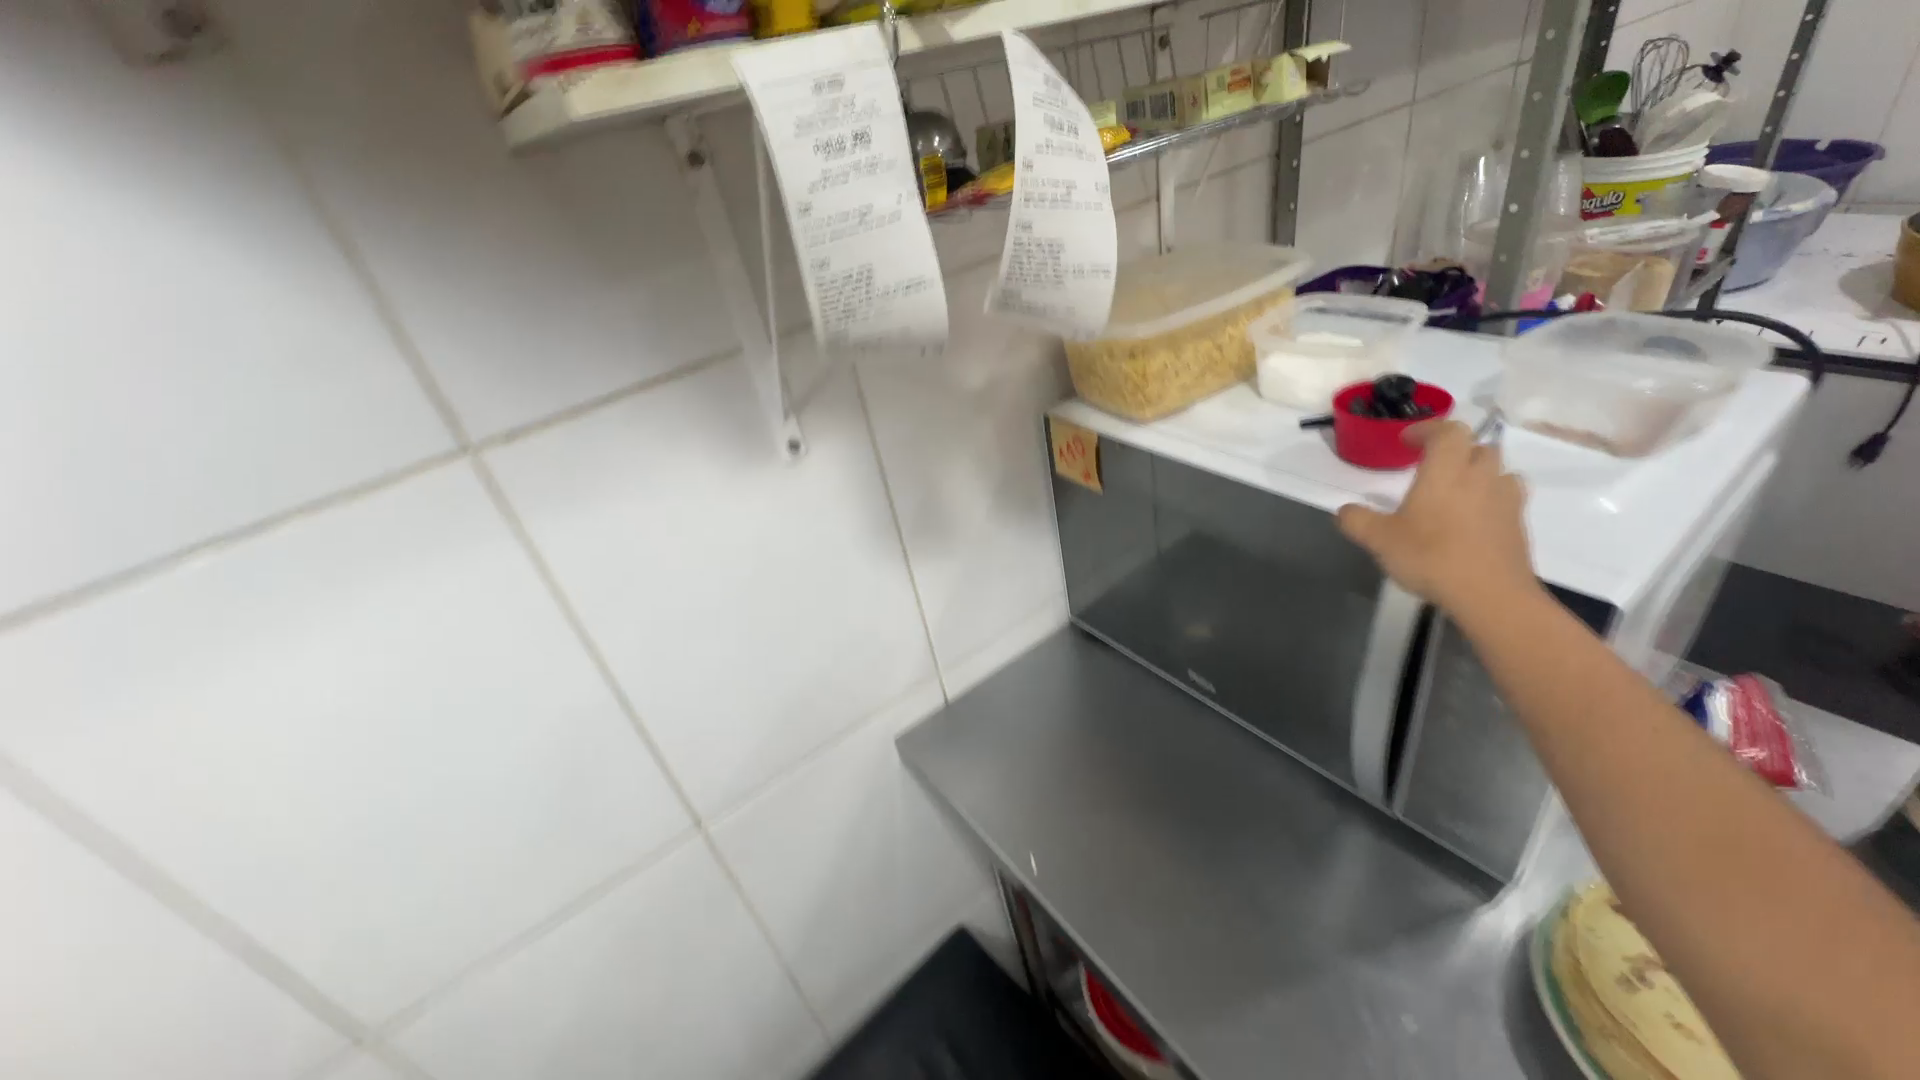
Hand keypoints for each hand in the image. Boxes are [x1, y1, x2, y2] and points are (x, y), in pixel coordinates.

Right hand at [1337, 420, 1539, 616]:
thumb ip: (1357, 521)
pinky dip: (1492, 499)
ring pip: (1499, 470)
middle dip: (1456, 450)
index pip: (1447, 431)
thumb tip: (1344, 511)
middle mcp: (1480, 476)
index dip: (1428, 429)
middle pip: (1478, 446)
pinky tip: (1475, 520)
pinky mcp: (1519, 524)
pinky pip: (1508, 498)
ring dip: (1480, 473)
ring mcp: (1506, 499)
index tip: (1408, 441)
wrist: (1490, 594)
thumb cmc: (1431, 557)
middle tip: (1434, 468)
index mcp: (1446, 471)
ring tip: (1459, 492)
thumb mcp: (1379, 540)